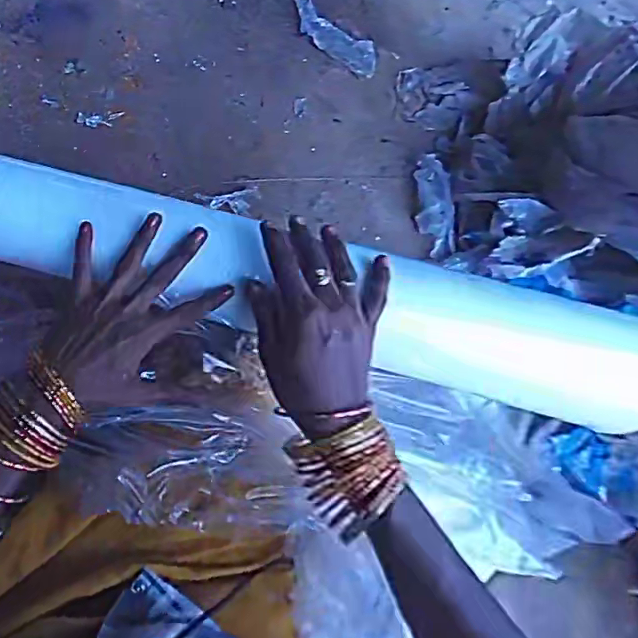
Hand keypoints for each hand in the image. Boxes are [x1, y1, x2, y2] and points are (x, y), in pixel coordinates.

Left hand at [42, 214, 233, 411]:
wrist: (54, 388)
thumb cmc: (98, 392)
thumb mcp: (139, 394)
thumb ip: (174, 393)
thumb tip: (205, 400)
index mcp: (145, 333)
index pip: (185, 314)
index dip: (208, 301)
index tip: (228, 287)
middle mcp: (128, 311)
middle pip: (161, 278)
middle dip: (182, 253)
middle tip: (199, 232)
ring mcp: (102, 301)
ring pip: (127, 265)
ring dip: (142, 240)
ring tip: (155, 217)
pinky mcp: (78, 298)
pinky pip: (81, 268)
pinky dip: (83, 248)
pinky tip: (86, 224)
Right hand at [246, 218, 389, 437]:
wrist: (335, 415)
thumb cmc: (296, 388)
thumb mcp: (270, 352)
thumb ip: (266, 315)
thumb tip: (256, 284)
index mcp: (302, 314)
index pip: (286, 268)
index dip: (276, 244)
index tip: (269, 227)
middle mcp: (331, 308)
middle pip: (316, 263)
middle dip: (303, 239)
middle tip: (294, 221)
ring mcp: (354, 315)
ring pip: (345, 272)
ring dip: (335, 248)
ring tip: (327, 229)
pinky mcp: (369, 326)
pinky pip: (377, 296)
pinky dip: (380, 277)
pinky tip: (381, 259)